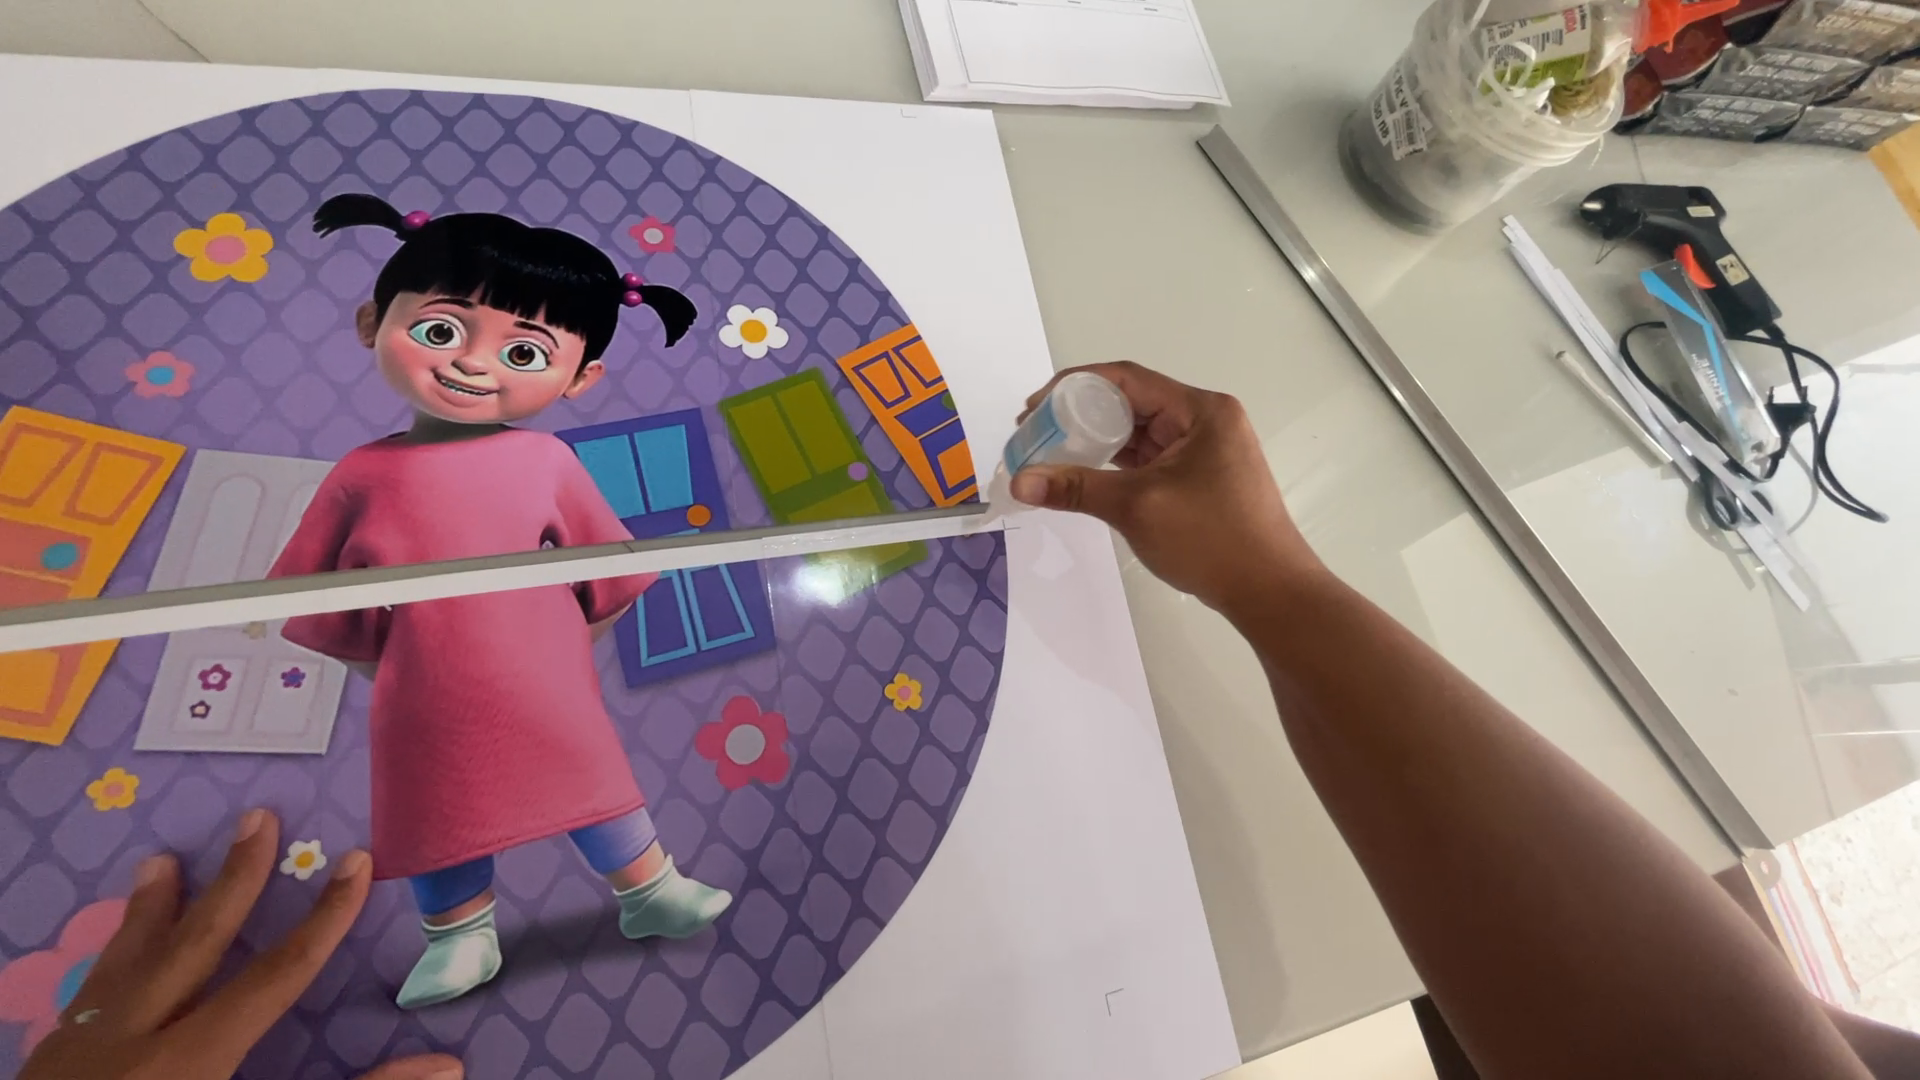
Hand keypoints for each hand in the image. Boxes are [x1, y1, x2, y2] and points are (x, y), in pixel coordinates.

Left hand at [20, 810, 459, 1079]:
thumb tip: (451, 1067)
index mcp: (188, 1060)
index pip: (280, 970)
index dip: (327, 915)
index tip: (358, 859)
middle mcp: (128, 1046)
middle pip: (195, 944)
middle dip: (233, 878)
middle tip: (256, 816)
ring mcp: (70, 1061)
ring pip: (120, 969)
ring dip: (148, 913)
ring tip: (158, 863)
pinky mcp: (36, 1077)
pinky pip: (80, 1006)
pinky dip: (104, 972)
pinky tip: (109, 966)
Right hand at [1009, 362, 1324, 616]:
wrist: (1270, 592)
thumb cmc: (1211, 539)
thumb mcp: (1137, 507)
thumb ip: (1075, 489)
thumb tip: (1019, 483)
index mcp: (1200, 411)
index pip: (1127, 379)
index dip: (1073, 386)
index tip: (1034, 407)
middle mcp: (1205, 421)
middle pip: (1131, 403)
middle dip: (1080, 415)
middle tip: (1036, 434)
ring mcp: (1205, 451)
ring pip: (1139, 434)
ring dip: (1096, 442)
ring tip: (1052, 455)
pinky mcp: (1200, 479)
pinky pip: (1149, 460)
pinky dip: (1116, 465)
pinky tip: (1086, 476)